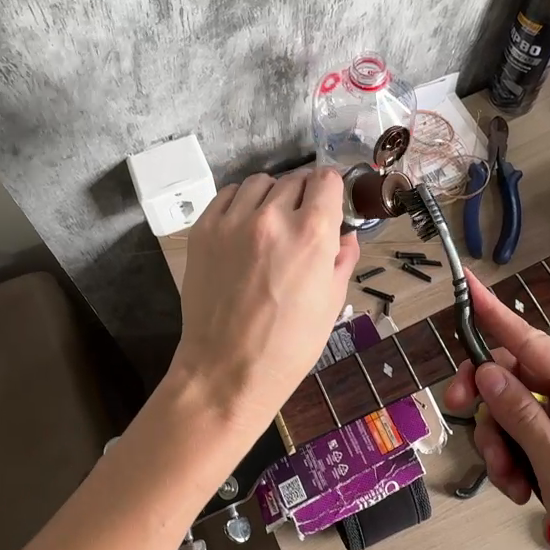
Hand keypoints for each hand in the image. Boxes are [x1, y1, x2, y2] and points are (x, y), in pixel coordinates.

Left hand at [171, 167, 359, 439]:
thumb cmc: (289, 345)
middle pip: (295, 180)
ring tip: (271, 220)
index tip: (330, 199)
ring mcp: (233, 221)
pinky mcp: (204, 230)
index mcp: (312, 234)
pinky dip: (240, 202)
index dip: (332, 188)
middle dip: (304, 194)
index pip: (326, 179)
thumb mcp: (332, 303)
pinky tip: (244, 224)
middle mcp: (273, 217)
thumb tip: (346, 235)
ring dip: (272, 194)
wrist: (226, 370)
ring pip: (259, 182)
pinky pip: (227, 196)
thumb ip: (342, 258)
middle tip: (302, 218)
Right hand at [444, 276, 549, 549]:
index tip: (465, 283)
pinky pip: (520, 438)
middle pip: (513, 376)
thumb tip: (484, 369)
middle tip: (454, 408)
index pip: (531, 340)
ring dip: (499, 443)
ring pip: (510, 410)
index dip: (493, 313)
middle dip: (487, 402)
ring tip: (508, 481)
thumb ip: (519, 414)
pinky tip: (520, 491)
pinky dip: (511, 461)